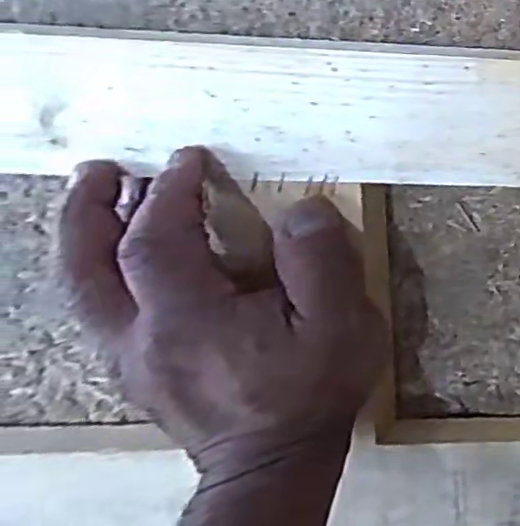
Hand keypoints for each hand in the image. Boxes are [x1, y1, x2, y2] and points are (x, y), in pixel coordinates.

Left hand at [60, 147, 385, 525]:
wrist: (275, 456)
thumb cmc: (315, 380)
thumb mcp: (339, 316)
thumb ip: (320, 260)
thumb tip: (302, 208)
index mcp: (188, 316)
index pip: (157, 243)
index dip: (167, 196)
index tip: (188, 157)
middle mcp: (141, 335)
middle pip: (90, 269)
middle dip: (89, 214)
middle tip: (100, 170)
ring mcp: (134, 356)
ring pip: (87, 292)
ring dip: (87, 241)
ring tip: (100, 202)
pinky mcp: (144, 368)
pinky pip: (105, 309)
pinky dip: (104, 271)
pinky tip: (128, 260)